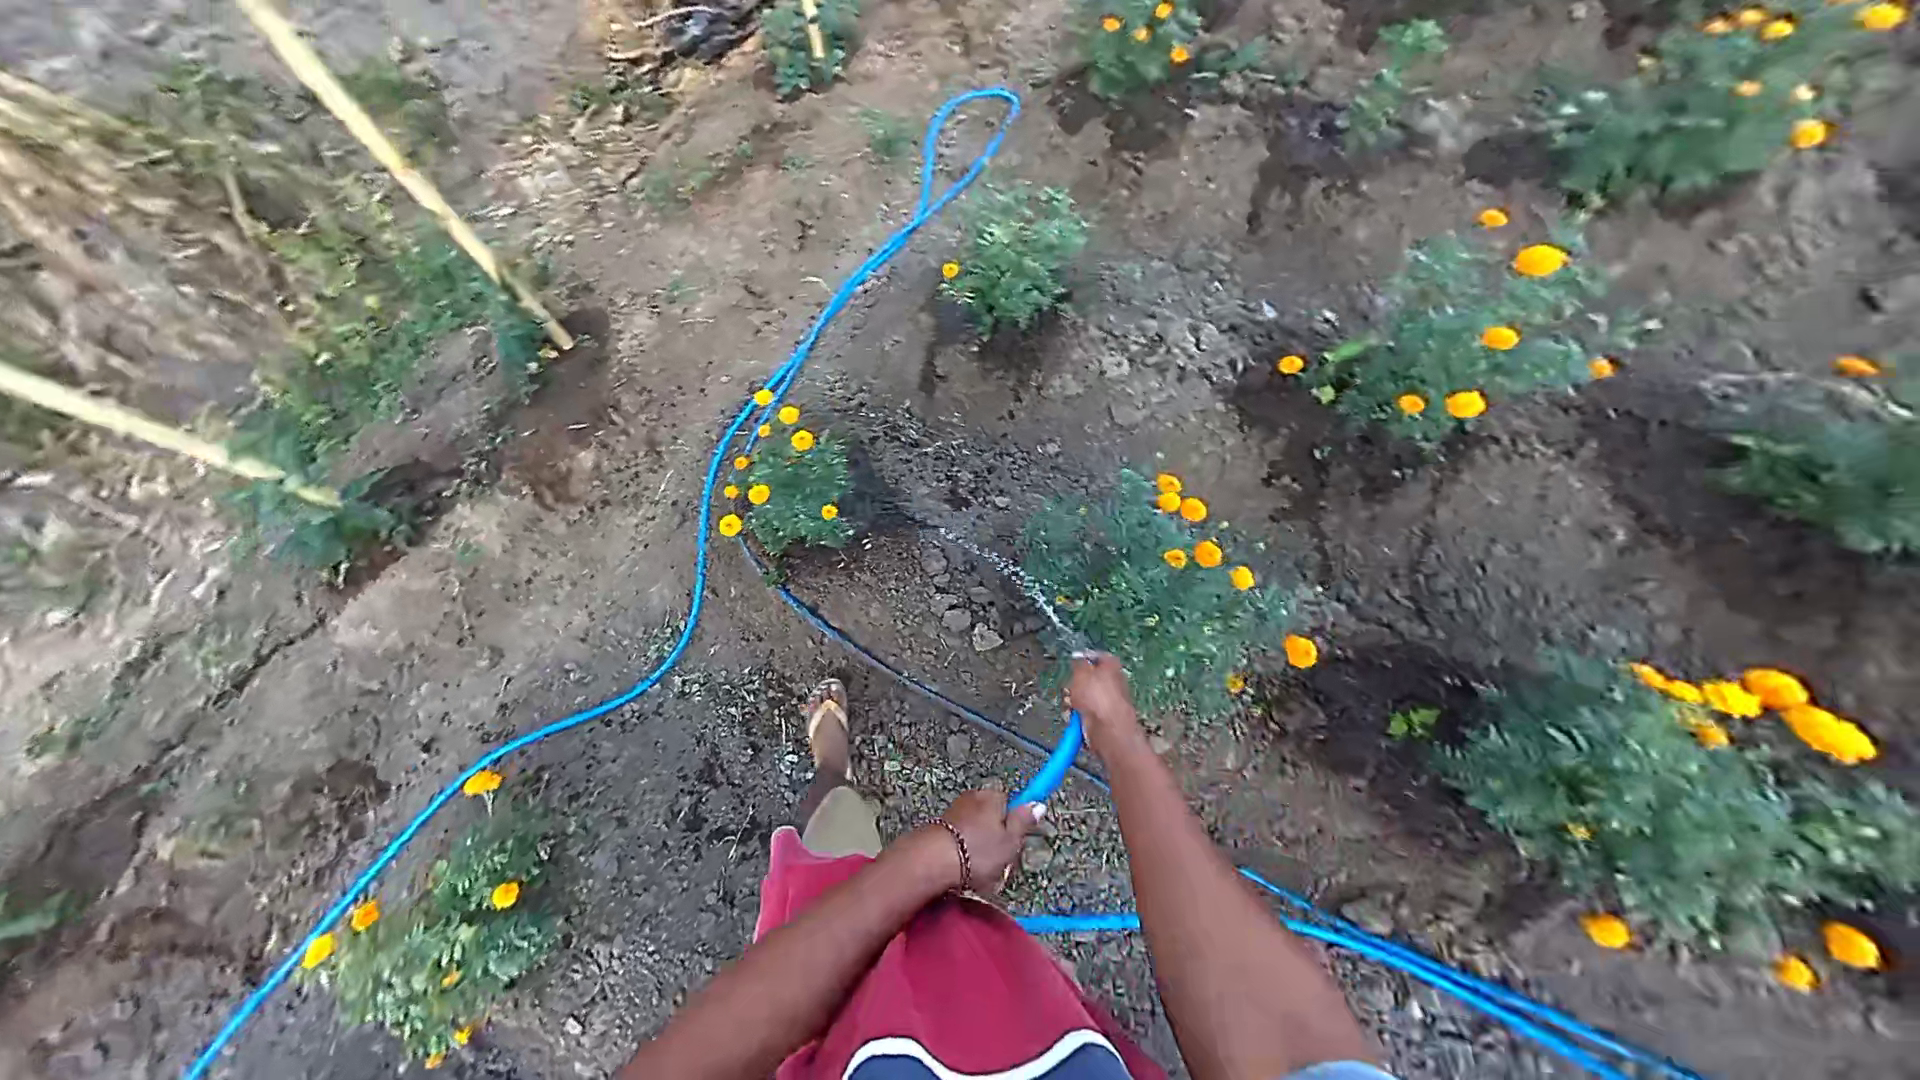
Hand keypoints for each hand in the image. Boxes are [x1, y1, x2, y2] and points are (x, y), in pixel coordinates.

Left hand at [934, 789, 1043, 895]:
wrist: (933, 861)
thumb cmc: (977, 851)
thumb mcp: (1010, 840)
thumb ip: (1024, 821)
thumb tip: (1038, 804)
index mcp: (992, 796)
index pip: (1011, 803)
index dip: (1014, 825)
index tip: (1014, 844)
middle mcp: (973, 797)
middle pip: (993, 817)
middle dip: (997, 839)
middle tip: (999, 862)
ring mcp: (955, 811)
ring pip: (977, 831)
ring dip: (980, 849)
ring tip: (980, 872)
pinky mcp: (940, 827)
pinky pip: (961, 840)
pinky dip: (964, 853)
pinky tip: (964, 870)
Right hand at [1067, 652, 1142, 758]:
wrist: (1108, 728)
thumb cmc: (1096, 695)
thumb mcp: (1081, 672)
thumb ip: (1078, 663)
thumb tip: (1078, 659)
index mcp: (1112, 665)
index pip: (1096, 656)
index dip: (1083, 659)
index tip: (1072, 664)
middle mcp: (1114, 681)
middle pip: (1088, 679)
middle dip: (1075, 685)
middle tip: (1069, 688)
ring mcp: (1109, 701)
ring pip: (1084, 697)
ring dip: (1073, 701)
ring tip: (1071, 705)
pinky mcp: (1104, 718)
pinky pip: (1085, 712)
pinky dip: (1078, 715)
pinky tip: (1074, 717)